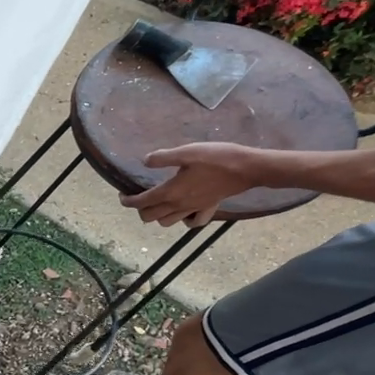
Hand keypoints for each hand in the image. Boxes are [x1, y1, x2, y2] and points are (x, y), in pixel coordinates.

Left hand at [120, 142, 264, 226]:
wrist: (251, 167)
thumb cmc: (219, 158)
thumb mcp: (188, 152)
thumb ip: (163, 157)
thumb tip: (144, 161)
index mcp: (168, 193)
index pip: (138, 203)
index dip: (126, 200)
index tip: (124, 194)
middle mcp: (177, 205)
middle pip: (148, 216)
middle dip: (139, 209)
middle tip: (142, 197)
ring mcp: (192, 209)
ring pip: (165, 222)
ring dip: (158, 216)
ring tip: (159, 204)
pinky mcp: (208, 208)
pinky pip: (192, 222)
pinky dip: (185, 220)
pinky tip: (184, 211)